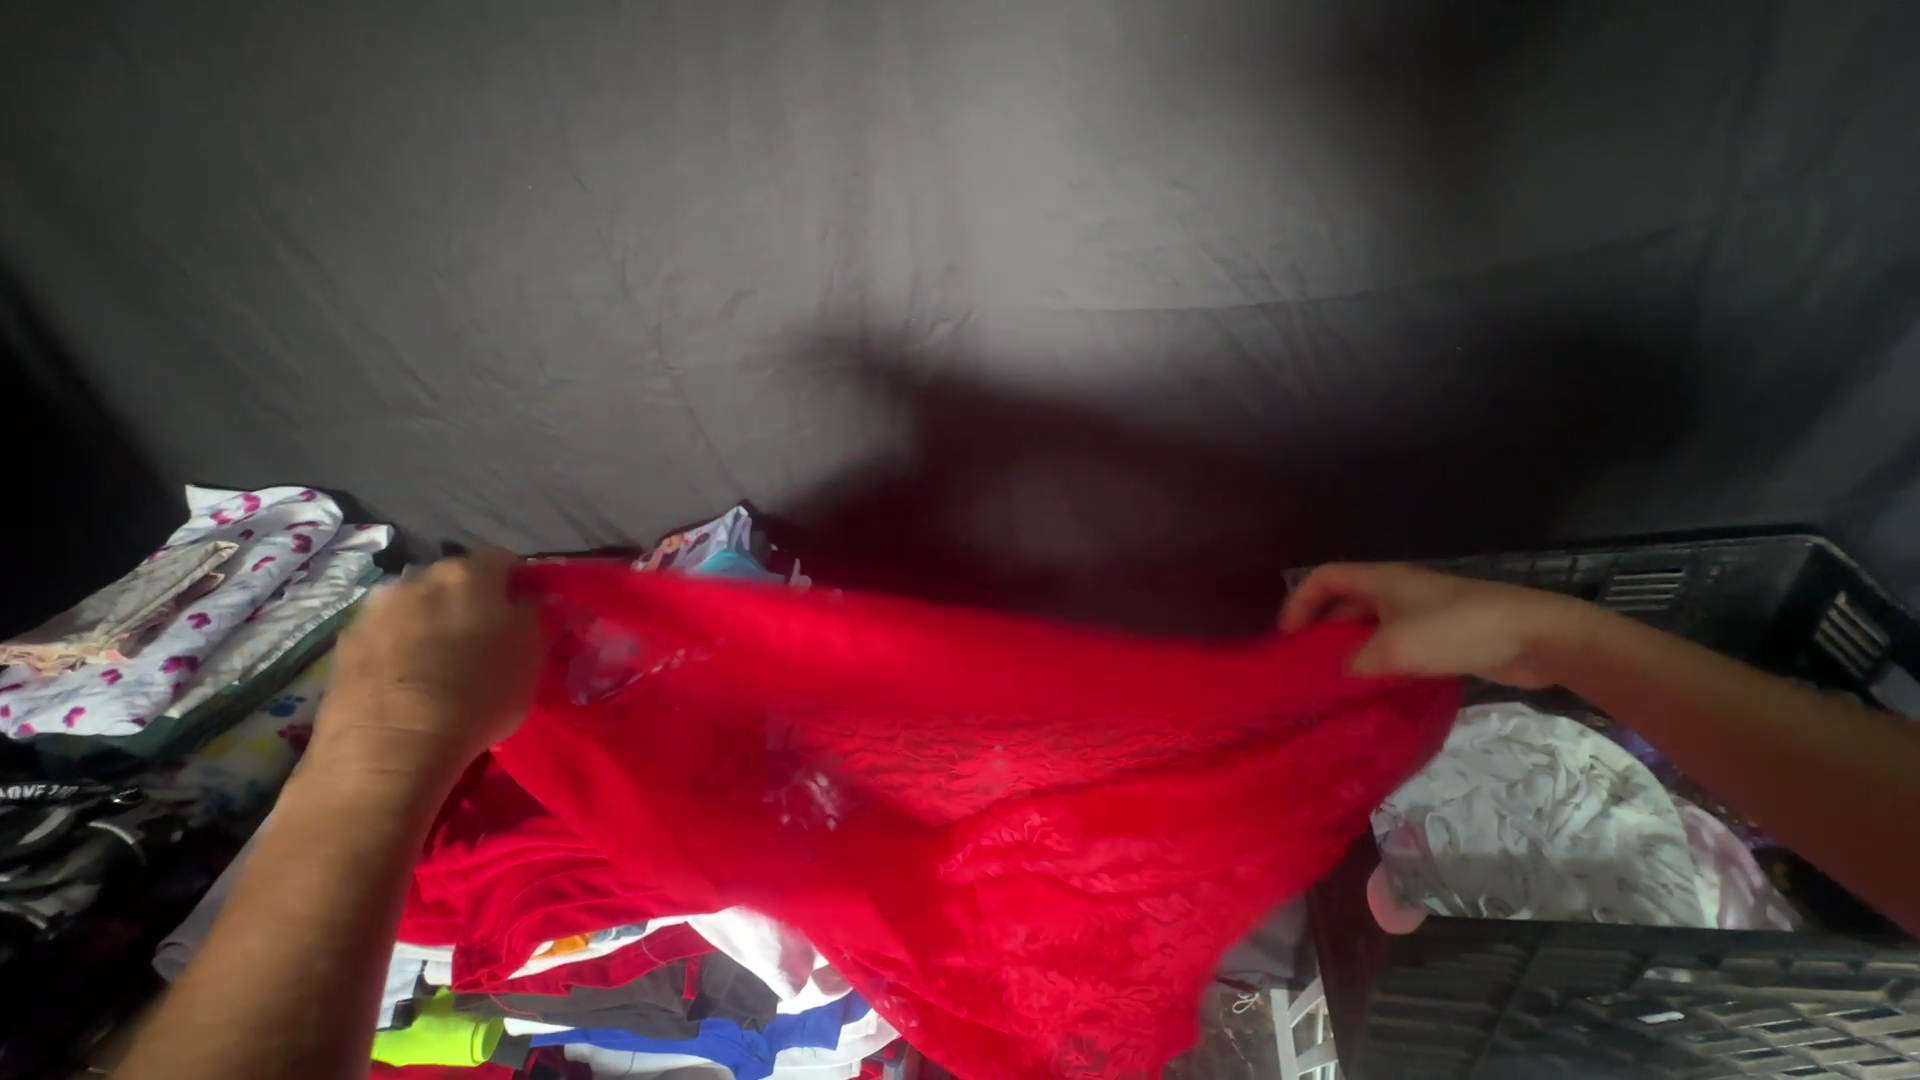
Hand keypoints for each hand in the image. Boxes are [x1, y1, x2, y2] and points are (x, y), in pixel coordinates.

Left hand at [312, 547, 542, 771]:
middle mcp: (417, 578)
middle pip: (454, 580)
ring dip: (431, 622)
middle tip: (486, 638)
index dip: (520, 582)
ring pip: (416, 606)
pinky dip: (400, 648)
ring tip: (442, 662)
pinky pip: (386, 636)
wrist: (392, 746)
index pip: (504, 559)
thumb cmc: (479, 692)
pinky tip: (409, 681)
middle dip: (472, 601)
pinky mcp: (344, 645)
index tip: (529, 610)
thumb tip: (532, 601)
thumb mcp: (532, 655)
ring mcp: (375, 610)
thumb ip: (535, 616)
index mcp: (468, 574)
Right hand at [1279, 562, 1605, 687]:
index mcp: (1381, 580)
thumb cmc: (1458, 630)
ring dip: (1353, 650)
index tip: (1289, 638)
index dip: (1299, 602)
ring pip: (1372, 626)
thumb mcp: (1394, 649)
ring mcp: (1422, 612)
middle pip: (1344, 602)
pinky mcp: (1445, 635)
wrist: (1538, 637)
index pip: (1323, 577)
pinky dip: (1382, 662)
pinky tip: (1380, 687)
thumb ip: (1355, 663)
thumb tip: (1336, 676)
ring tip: (1339, 681)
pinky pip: (1398, 644)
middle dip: (1322, 630)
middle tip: (1309, 665)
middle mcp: (1397, 590)